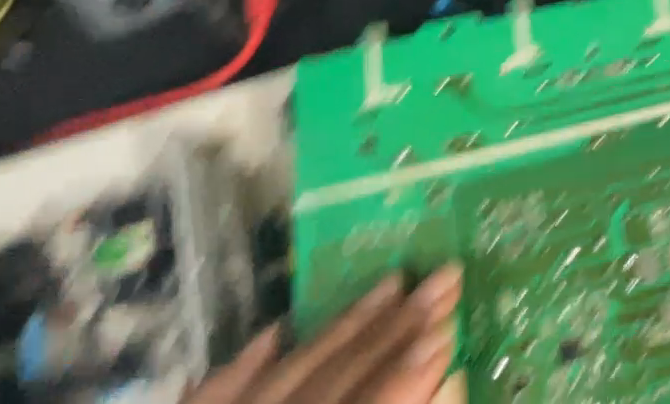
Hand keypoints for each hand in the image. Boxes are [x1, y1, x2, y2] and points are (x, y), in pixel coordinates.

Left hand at [187, 266, 463, 403]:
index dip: (409, 368)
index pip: (369, 403)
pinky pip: (216, 392)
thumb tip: (453, 379)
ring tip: (392, 281)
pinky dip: (246, 361)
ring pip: (289, 370)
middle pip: (335, 377)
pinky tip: (279, 327)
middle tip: (444, 277)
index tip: (450, 325)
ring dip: (344, 326)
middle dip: (394, 328)